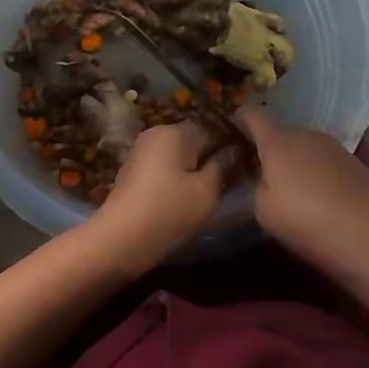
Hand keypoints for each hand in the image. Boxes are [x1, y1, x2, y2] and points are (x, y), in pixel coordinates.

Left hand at [89, 121, 237, 267]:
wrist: (120, 240)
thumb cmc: (169, 212)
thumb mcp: (206, 191)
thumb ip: (224, 165)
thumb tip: (235, 149)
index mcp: (175, 132)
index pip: (214, 127)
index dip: (234, 142)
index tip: (249, 162)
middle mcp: (156, 134)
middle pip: (195, 138)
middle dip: (214, 154)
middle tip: (235, 177)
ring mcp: (142, 152)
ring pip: (180, 153)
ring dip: (197, 166)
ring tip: (216, 188)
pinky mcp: (135, 171)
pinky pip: (165, 165)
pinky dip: (180, 175)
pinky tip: (190, 194)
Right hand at [234, 107, 368, 261]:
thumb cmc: (307, 221)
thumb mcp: (263, 209)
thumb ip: (256, 185)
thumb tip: (264, 177)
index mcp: (279, 141)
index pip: (252, 114)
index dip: (237, 119)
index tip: (227, 133)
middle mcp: (308, 135)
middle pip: (280, 133)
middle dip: (267, 148)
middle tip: (256, 172)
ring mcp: (337, 149)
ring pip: (305, 148)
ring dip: (294, 162)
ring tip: (290, 190)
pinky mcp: (358, 165)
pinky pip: (326, 163)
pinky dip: (317, 175)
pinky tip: (319, 200)